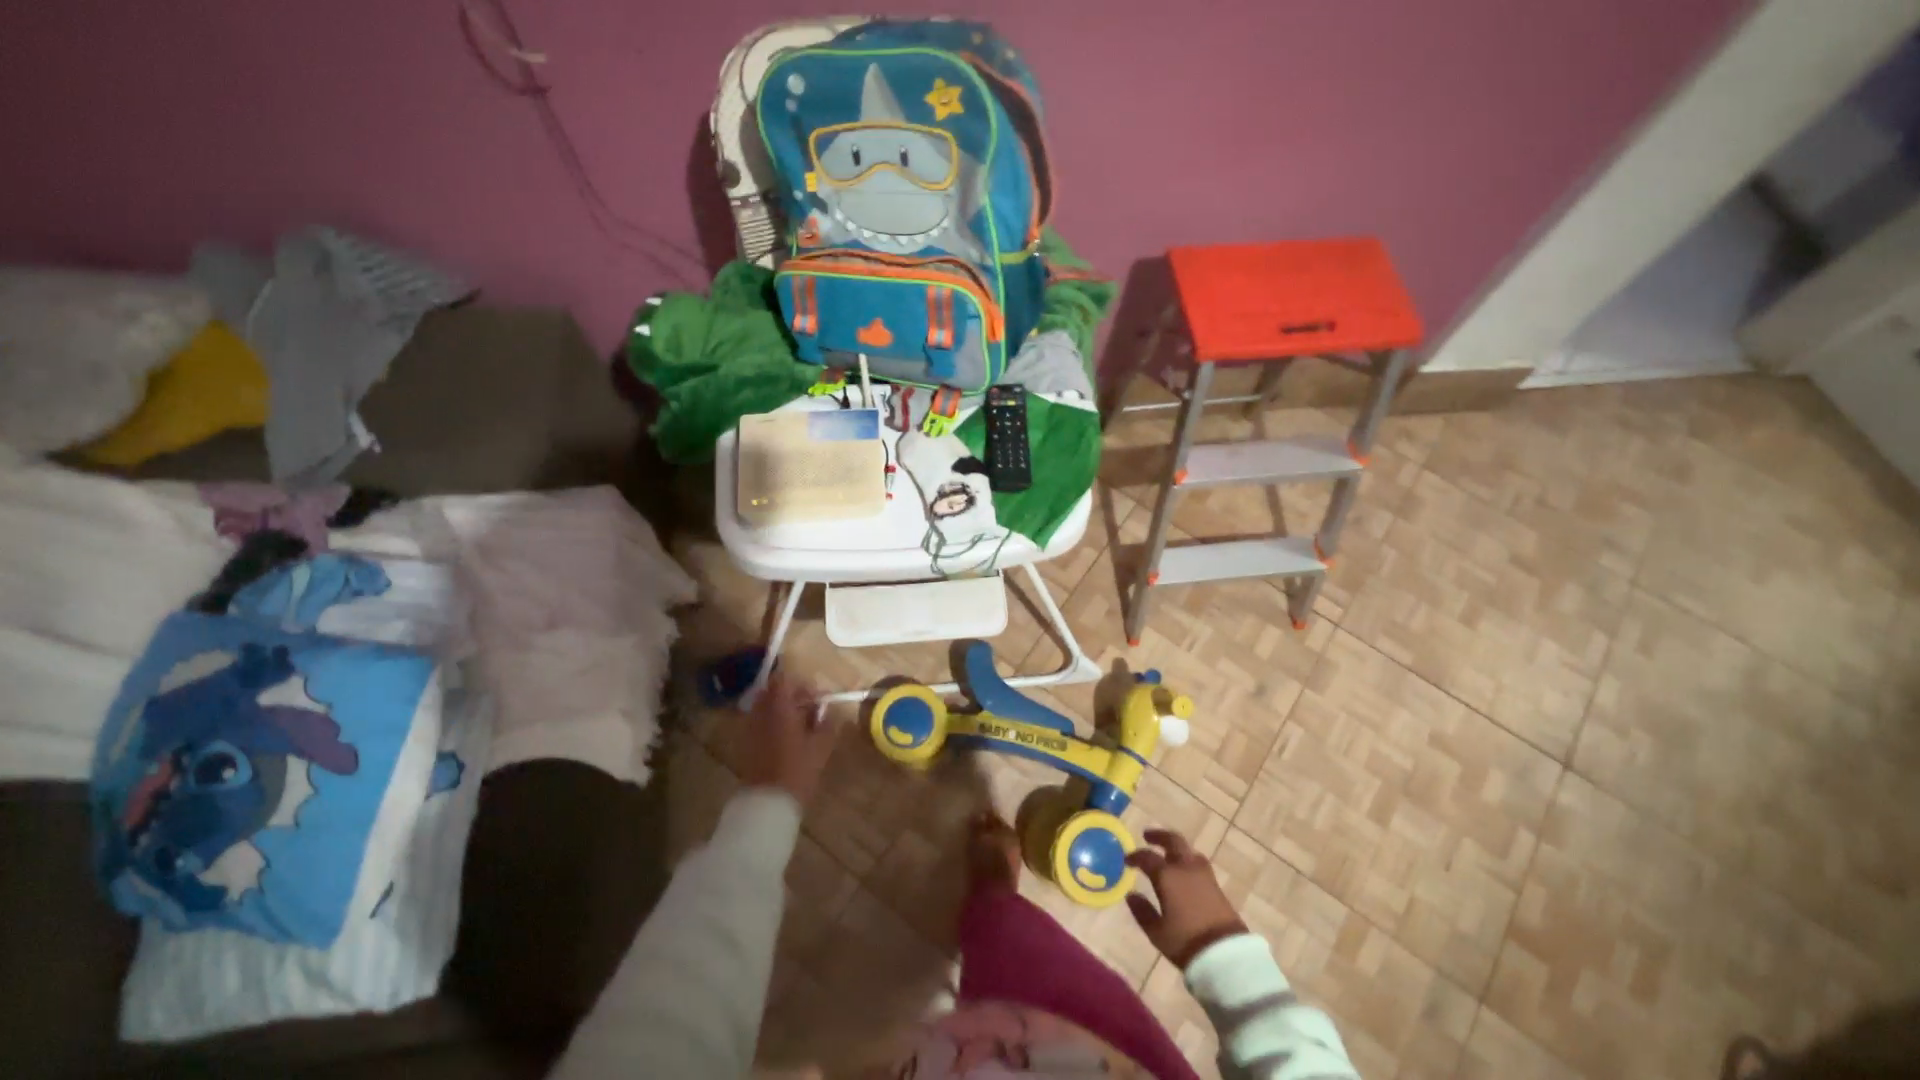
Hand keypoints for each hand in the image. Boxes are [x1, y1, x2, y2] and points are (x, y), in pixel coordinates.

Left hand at [735, 673, 834, 806]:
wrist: (767, 801)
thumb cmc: (798, 770)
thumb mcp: (821, 746)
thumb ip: (827, 723)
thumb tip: (829, 711)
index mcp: (779, 707)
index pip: (784, 680)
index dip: (801, 686)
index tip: (816, 700)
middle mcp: (760, 711)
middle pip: (773, 692)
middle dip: (791, 698)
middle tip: (809, 713)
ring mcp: (749, 727)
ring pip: (765, 708)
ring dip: (781, 712)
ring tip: (799, 730)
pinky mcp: (745, 742)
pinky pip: (759, 723)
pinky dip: (772, 725)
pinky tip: (787, 743)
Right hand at [1125, 829, 1248, 968]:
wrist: (1225, 953)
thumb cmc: (1185, 941)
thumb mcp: (1156, 931)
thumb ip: (1142, 910)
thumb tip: (1131, 894)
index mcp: (1167, 876)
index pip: (1147, 857)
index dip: (1135, 856)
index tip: (1126, 860)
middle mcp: (1186, 868)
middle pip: (1174, 841)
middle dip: (1159, 836)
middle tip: (1147, 836)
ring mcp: (1204, 875)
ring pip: (1189, 851)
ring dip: (1176, 848)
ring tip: (1167, 854)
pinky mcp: (1216, 886)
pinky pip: (1198, 863)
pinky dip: (1187, 860)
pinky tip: (1183, 872)